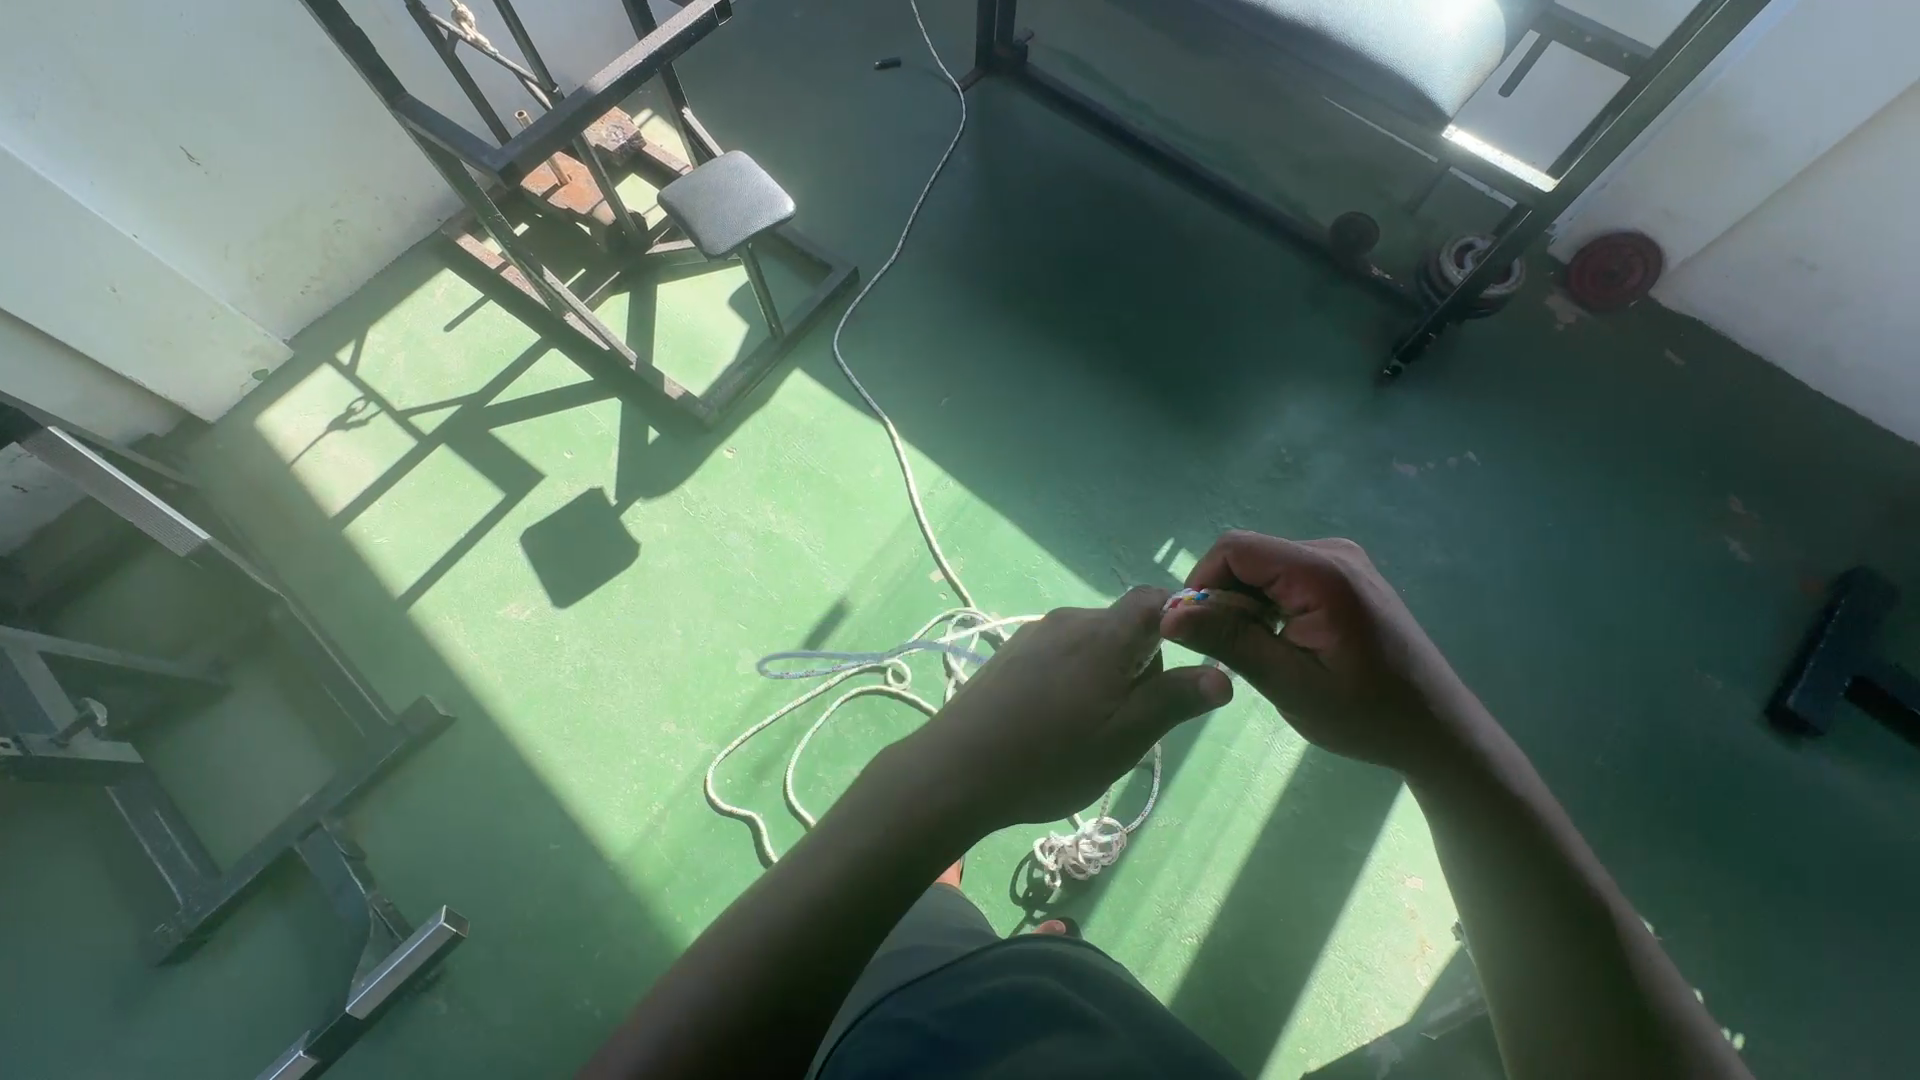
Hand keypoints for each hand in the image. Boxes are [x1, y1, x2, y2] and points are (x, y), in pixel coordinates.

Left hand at [889, 587, 1231, 836]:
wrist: (956, 769)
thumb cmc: (1051, 758)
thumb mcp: (1125, 738)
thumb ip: (1174, 700)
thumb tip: (1223, 674)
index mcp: (1104, 634)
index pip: (1154, 598)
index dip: (1178, 620)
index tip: (1182, 665)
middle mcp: (1068, 621)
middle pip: (1124, 626)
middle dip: (1138, 665)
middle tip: (1125, 723)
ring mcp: (1033, 635)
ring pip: (1091, 644)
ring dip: (1103, 676)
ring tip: (1083, 731)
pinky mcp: (1009, 654)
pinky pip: (1058, 655)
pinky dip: (1069, 680)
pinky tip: (1049, 723)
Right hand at [1160, 532, 1482, 776]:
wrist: (1437, 731)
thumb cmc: (1365, 716)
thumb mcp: (1288, 684)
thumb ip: (1228, 641)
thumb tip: (1168, 615)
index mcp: (1322, 573)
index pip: (1233, 549)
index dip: (1201, 582)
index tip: (1194, 631)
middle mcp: (1333, 553)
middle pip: (1247, 556)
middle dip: (1223, 598)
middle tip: (1229, 652)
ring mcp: (1342, 562)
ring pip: (1262, 567)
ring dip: (1245, 605)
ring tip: (1260, 653)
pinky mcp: (1345, 576)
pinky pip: (1284, 576)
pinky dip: (1268, 606)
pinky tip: (1282, 644)